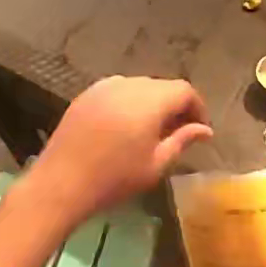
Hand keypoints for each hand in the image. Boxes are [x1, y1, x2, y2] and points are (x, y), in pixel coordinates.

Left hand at [26, 77, 212, 224]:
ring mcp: (103, 86)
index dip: (197, 107)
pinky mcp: (86, 94)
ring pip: (139, 87)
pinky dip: (129, 103)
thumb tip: (204, 130)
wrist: (61, 182)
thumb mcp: (156, 164)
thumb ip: (182, 140)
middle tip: (179, 133)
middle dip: (175, 106)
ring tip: (152, 131)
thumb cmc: (114, 179)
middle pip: (162, 86)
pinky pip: (117, 91)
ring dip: (152, 103)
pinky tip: (125, 127)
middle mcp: (128, 84)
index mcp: (149, 100)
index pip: (184, 90)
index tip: (199, 130)